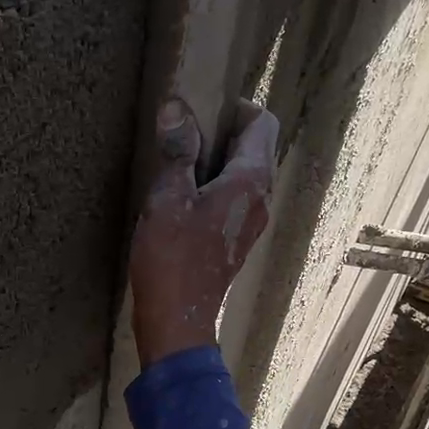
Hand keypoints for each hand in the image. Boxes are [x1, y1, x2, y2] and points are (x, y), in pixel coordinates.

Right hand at [129, 97, 278, 365]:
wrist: (176, 320)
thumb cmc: (172, 259)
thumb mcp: (167, 199)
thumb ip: (177, 152)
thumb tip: (176, 107)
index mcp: (251, 180)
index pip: (261, 123)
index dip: (235, 110)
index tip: (201, 114)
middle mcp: (261, 199)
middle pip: (255, 150)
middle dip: (224, 137)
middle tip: (185, 141)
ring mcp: (252, 225)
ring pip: (244, 178)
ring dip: (217, 167)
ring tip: (180, 173)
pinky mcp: (235, 244)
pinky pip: (234, 203)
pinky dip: (215, 193)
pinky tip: (183, 206)